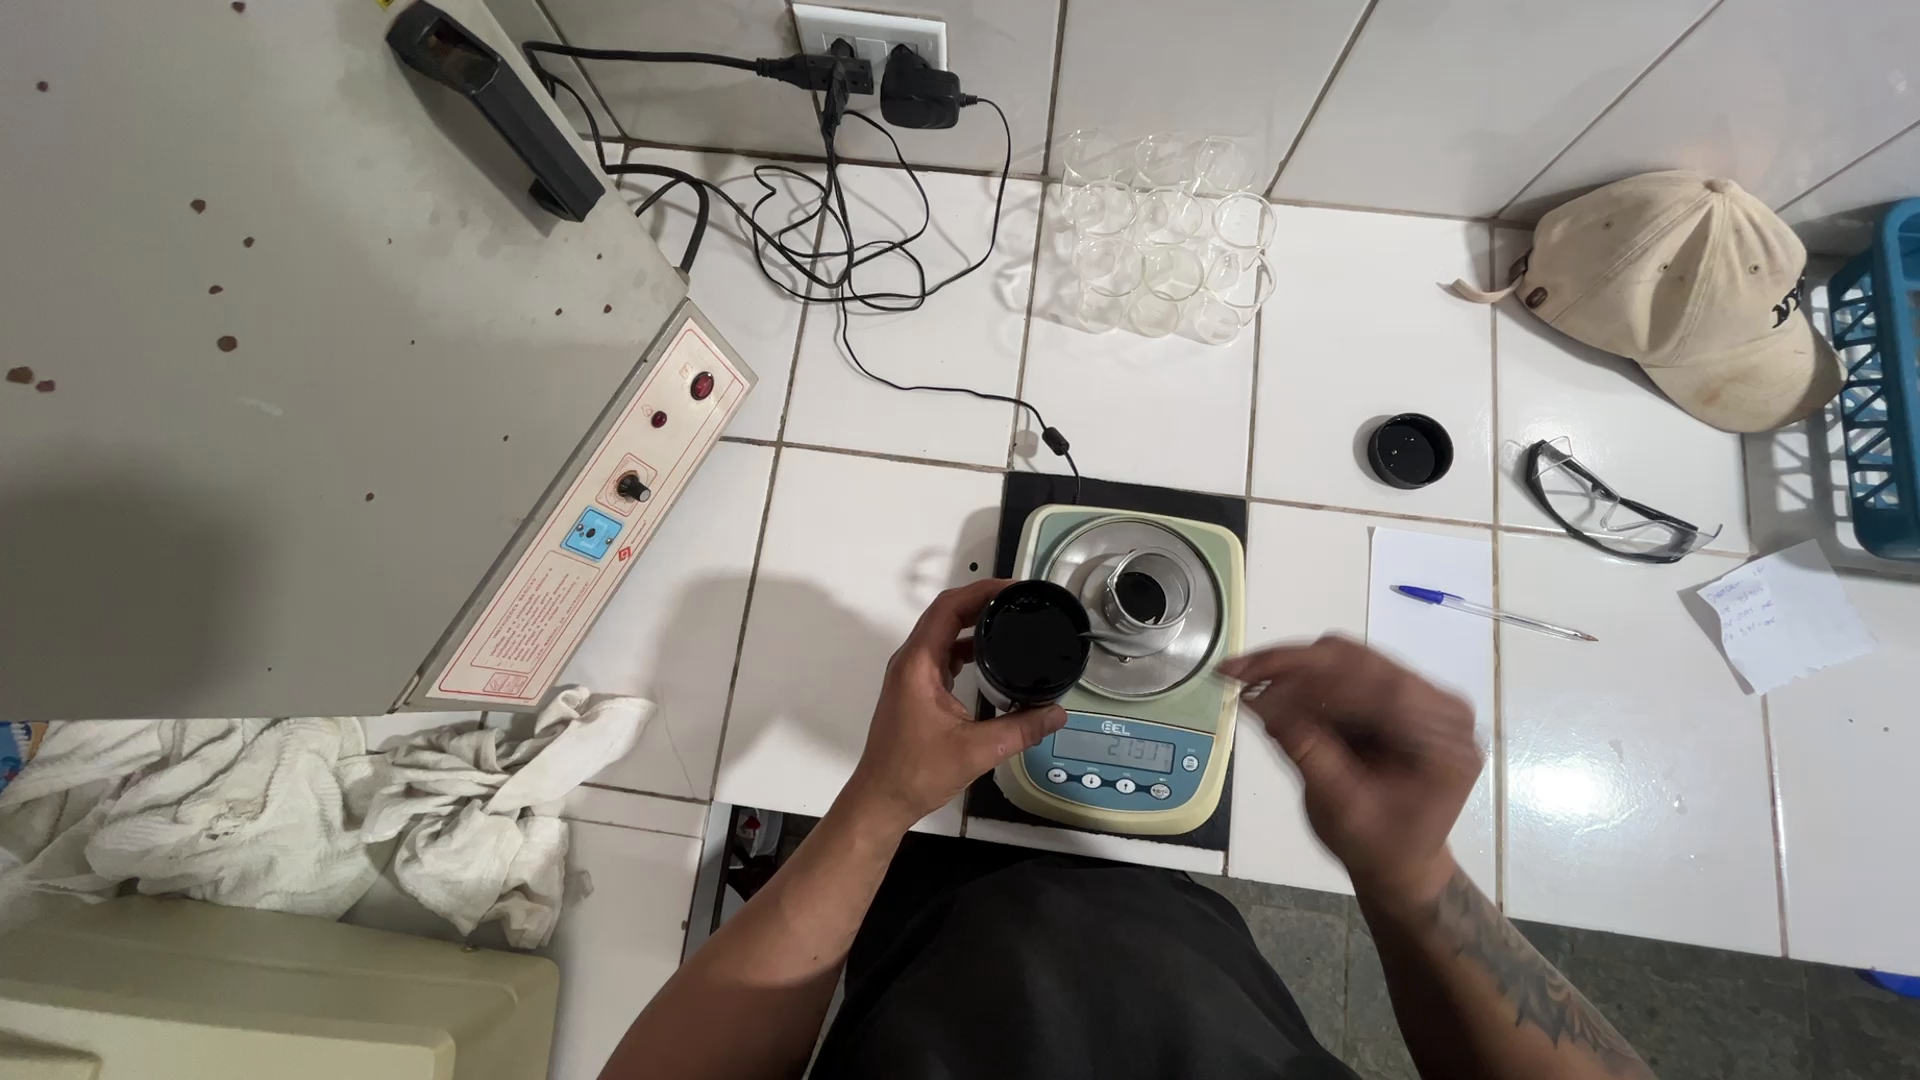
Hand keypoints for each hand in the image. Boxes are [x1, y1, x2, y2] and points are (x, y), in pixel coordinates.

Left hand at [839, 579, 1068, 834]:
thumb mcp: (976, 750)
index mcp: (918, 663)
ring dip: (973, 622)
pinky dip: (966, 646)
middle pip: (946, 613)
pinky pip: (943, 654)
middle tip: (1021, 600)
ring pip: (943, 633)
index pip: (948, 608)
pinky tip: (992, 656)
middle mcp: (911, 660)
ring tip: (1011, 619)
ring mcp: (911, 674)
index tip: (1015, 588)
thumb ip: (1020, 729)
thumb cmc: (918, 772)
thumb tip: (1058, 713)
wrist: (882, 799)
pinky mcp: (916, 688)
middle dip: (982, 601)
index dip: (981, 590)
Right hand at [1220, 635, 1481, 908]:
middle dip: (1290, 665)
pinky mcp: (1388, 692)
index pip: (1377, 686)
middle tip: (1235, 672)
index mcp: (1442, 735)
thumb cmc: (1377, 844)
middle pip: (1356, 661)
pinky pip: (1337, 668)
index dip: (1311, 677)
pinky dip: (1296, 677)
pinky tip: (1266, 691)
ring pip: (1341, 657)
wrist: (1396, 861)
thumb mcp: (1340, 805)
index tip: (1254, 679)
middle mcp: (1436, 703)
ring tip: (1244, 681)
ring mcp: (1414, 694)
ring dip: (1288, 668)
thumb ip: (1305, 750)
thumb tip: (1256, 700)